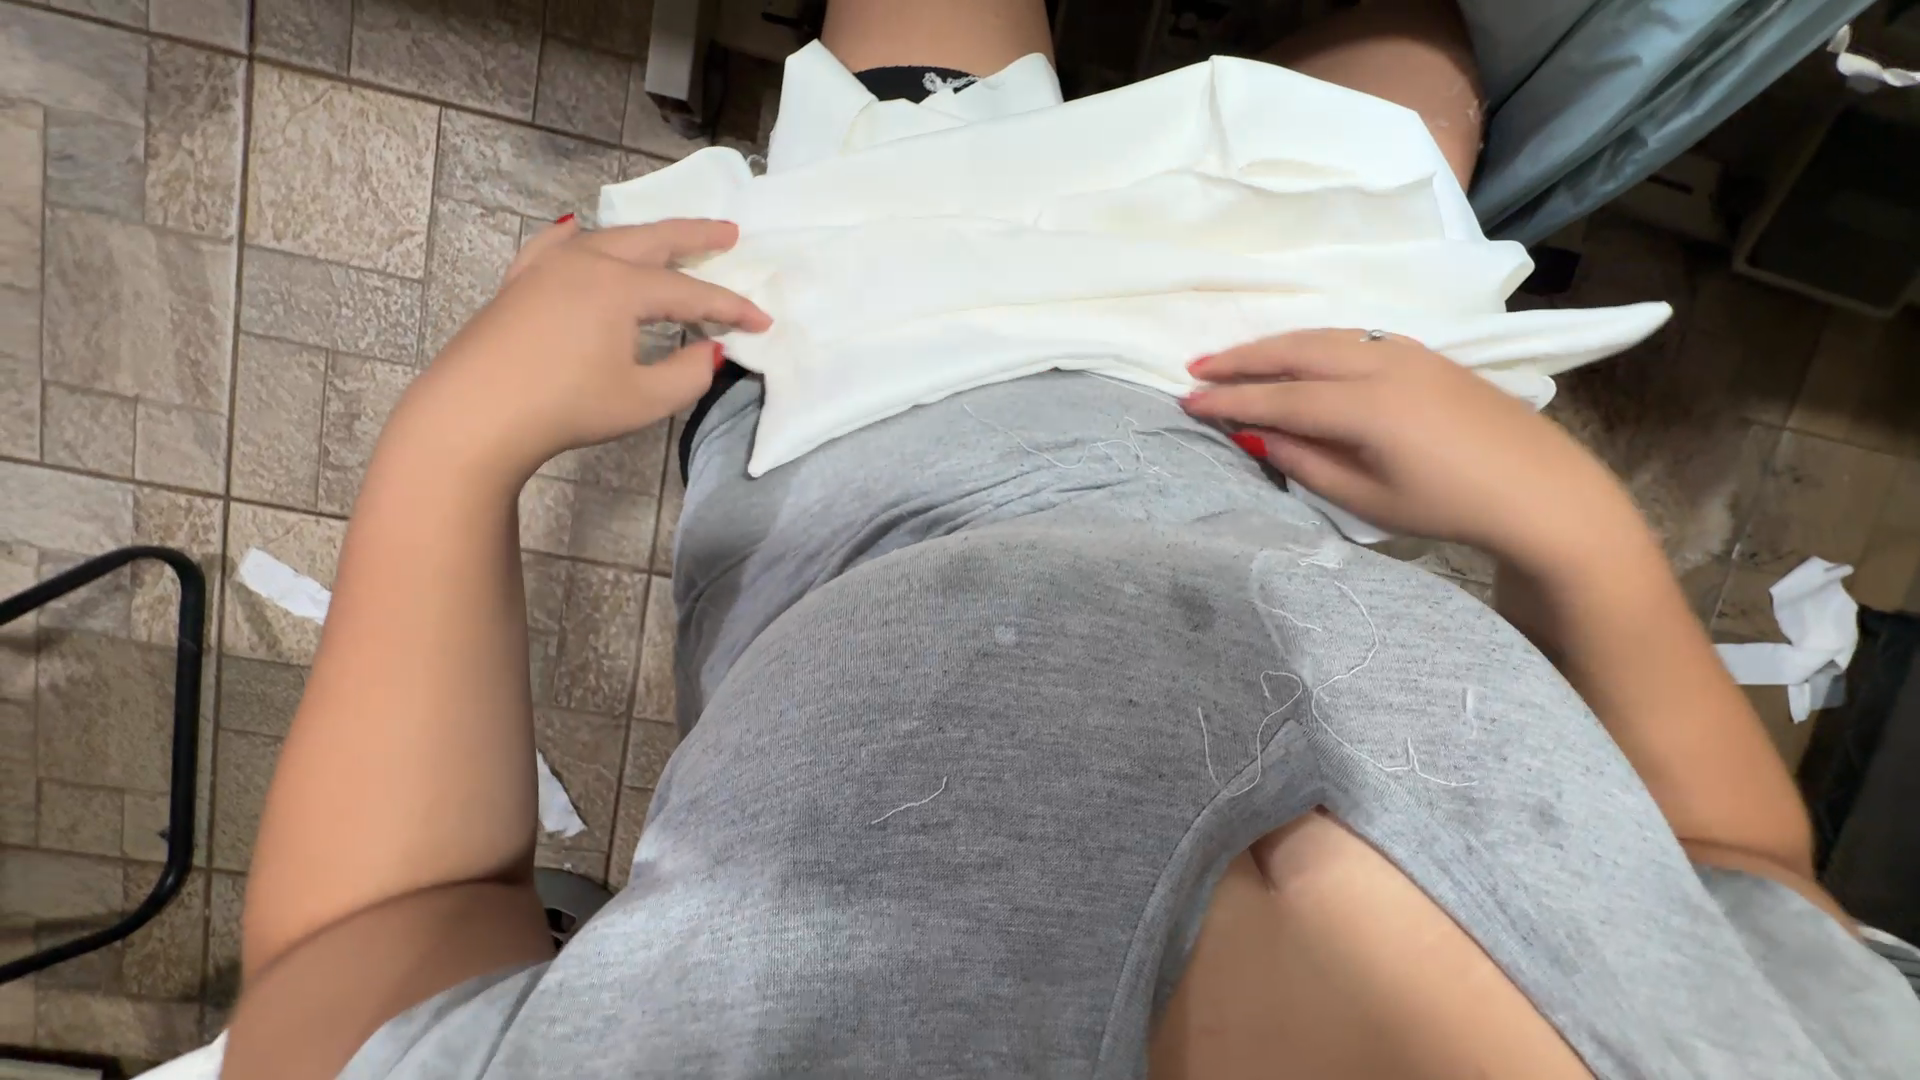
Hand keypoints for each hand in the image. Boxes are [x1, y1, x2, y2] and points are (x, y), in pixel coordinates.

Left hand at [393, 218, 770, 483]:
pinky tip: (583, 234)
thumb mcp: (643, 399)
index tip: (764, 322)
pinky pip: (559, 245)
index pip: (692, 293)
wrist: (475, 415)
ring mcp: (548, 266)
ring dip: (648, 237)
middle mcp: (587, 261)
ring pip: (610, 237)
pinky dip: (583, 237)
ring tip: (673, 239)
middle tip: (730, 233)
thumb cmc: (567, 407)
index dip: (733, 308)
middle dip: (696, 236)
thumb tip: (710, 351)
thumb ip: (689, 373)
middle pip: (653, 240)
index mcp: (620, 287)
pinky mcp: (521, 282)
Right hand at [1181, 329, 1644, 569]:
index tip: (1187, 402)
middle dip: (1240, 359)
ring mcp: (1407, 352)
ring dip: (1272, 345)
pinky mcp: (1423, 353)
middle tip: (1195, 369)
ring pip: (1322, 336)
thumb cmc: (1450, 507)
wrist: (1543, 491)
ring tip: (1232, 359)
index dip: (1229, 401)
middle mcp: (1384, 365)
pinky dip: (1309, 343)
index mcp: (1368, 408)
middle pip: (1295, 352)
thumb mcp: (1367, 499)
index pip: (1279, 398)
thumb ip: (1306, 463)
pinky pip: (1350, 336)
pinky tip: (1294, 355)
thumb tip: (1259, 436)